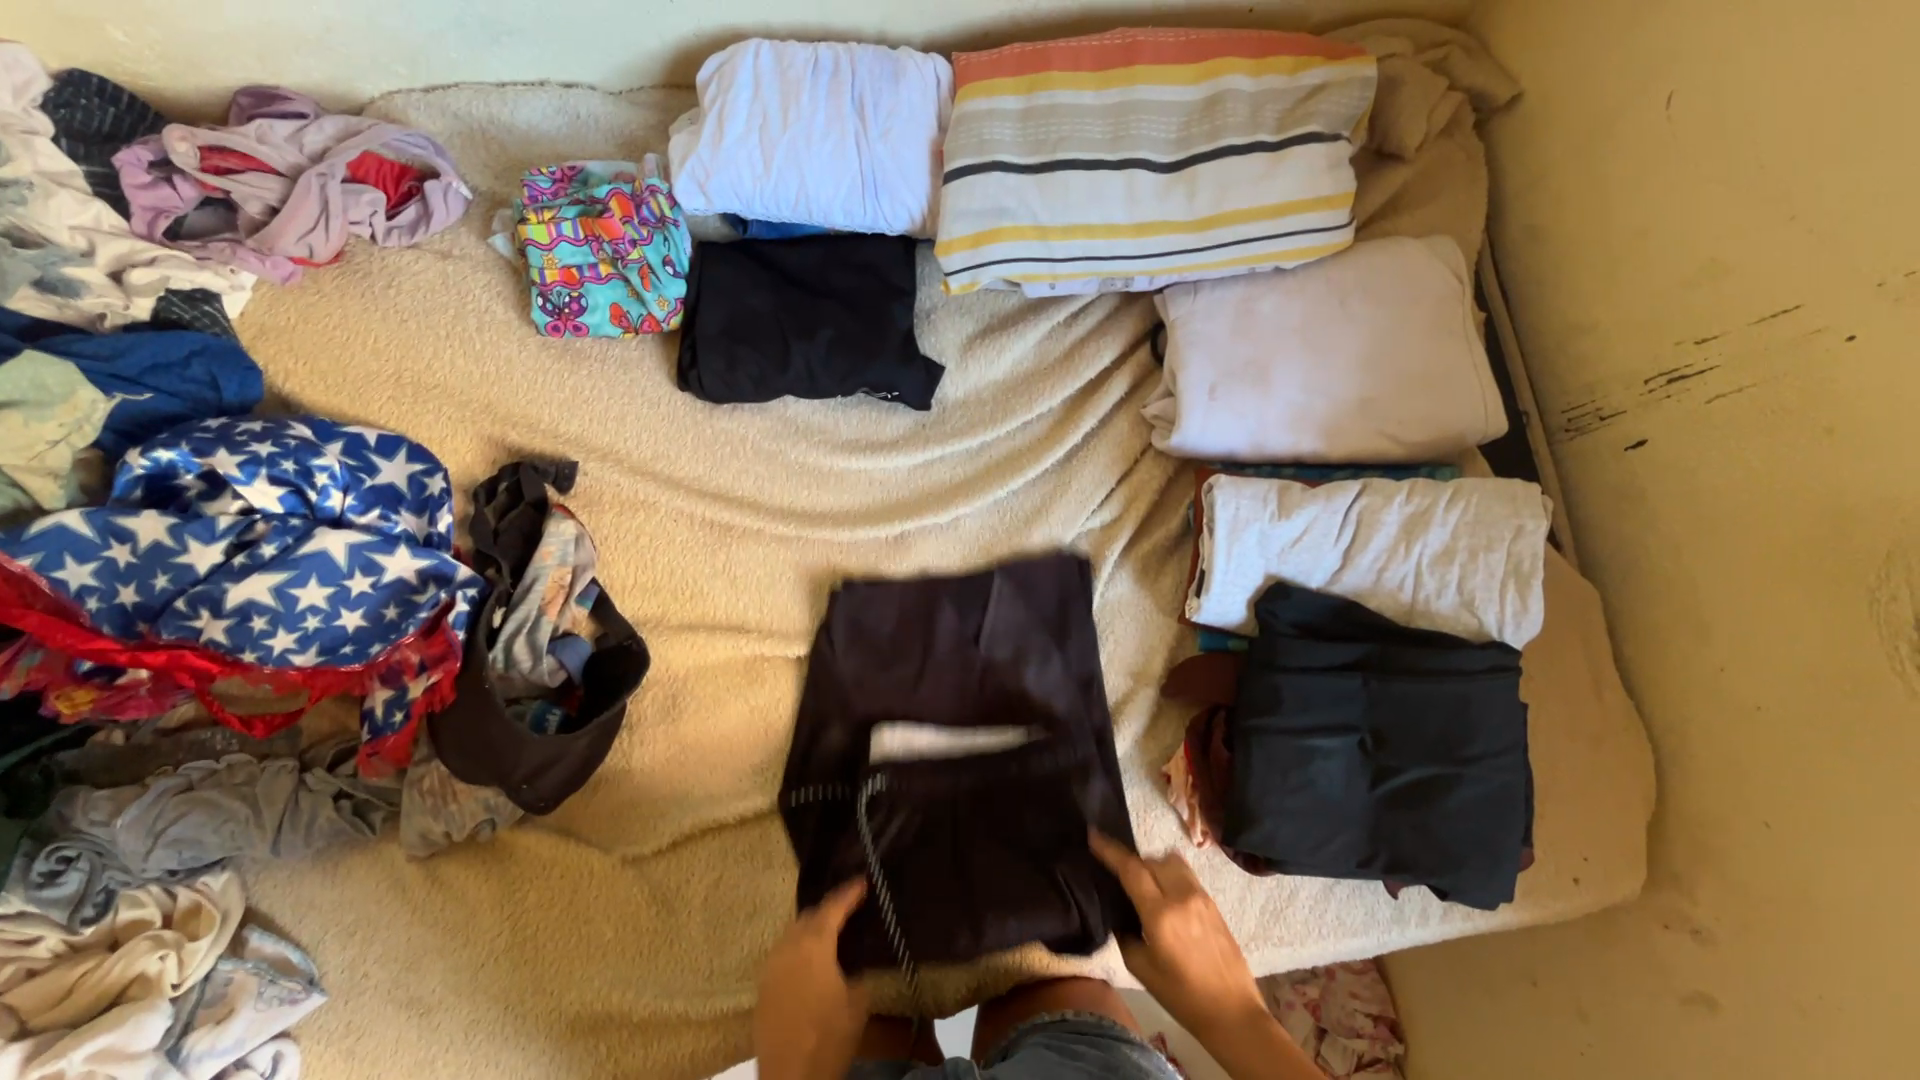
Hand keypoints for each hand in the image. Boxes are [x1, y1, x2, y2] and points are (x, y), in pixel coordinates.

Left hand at [755, 879, 870, 1079]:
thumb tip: (857, 961)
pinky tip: (812, 962)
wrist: (790, 1078)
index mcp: (813, 945)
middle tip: (850, 907)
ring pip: (792, 935)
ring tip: (833, 933)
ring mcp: (770, 968)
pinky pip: (783, 955)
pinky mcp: (763, 988)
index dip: (849, 893)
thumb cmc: (829, 1037)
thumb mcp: (858, 1002)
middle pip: (808, 917)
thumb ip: (858, 972)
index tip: (863, 881)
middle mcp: (787, 948)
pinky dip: (799, 950)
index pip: (833, 908)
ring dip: (812, 930)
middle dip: (829, 910)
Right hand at [1089, 832, 1265, 1038]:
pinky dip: (1170, 874)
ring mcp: (1201, 897)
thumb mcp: (1141, 969)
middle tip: (1117, 873)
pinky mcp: (1213, 903)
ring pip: (1171, 861)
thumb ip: (1125, 934)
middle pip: (1150, 860)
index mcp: (1160, 914)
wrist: (1232, 1012)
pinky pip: (1186, 874)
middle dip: (1131, 861)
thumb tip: (1120, 915)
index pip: (1131, 869)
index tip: (1093, 835)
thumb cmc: (1181, 996)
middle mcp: (1182, 897)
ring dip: (1153, 864)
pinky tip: (1165, 894)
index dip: (1109, 850)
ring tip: (1143, 882)